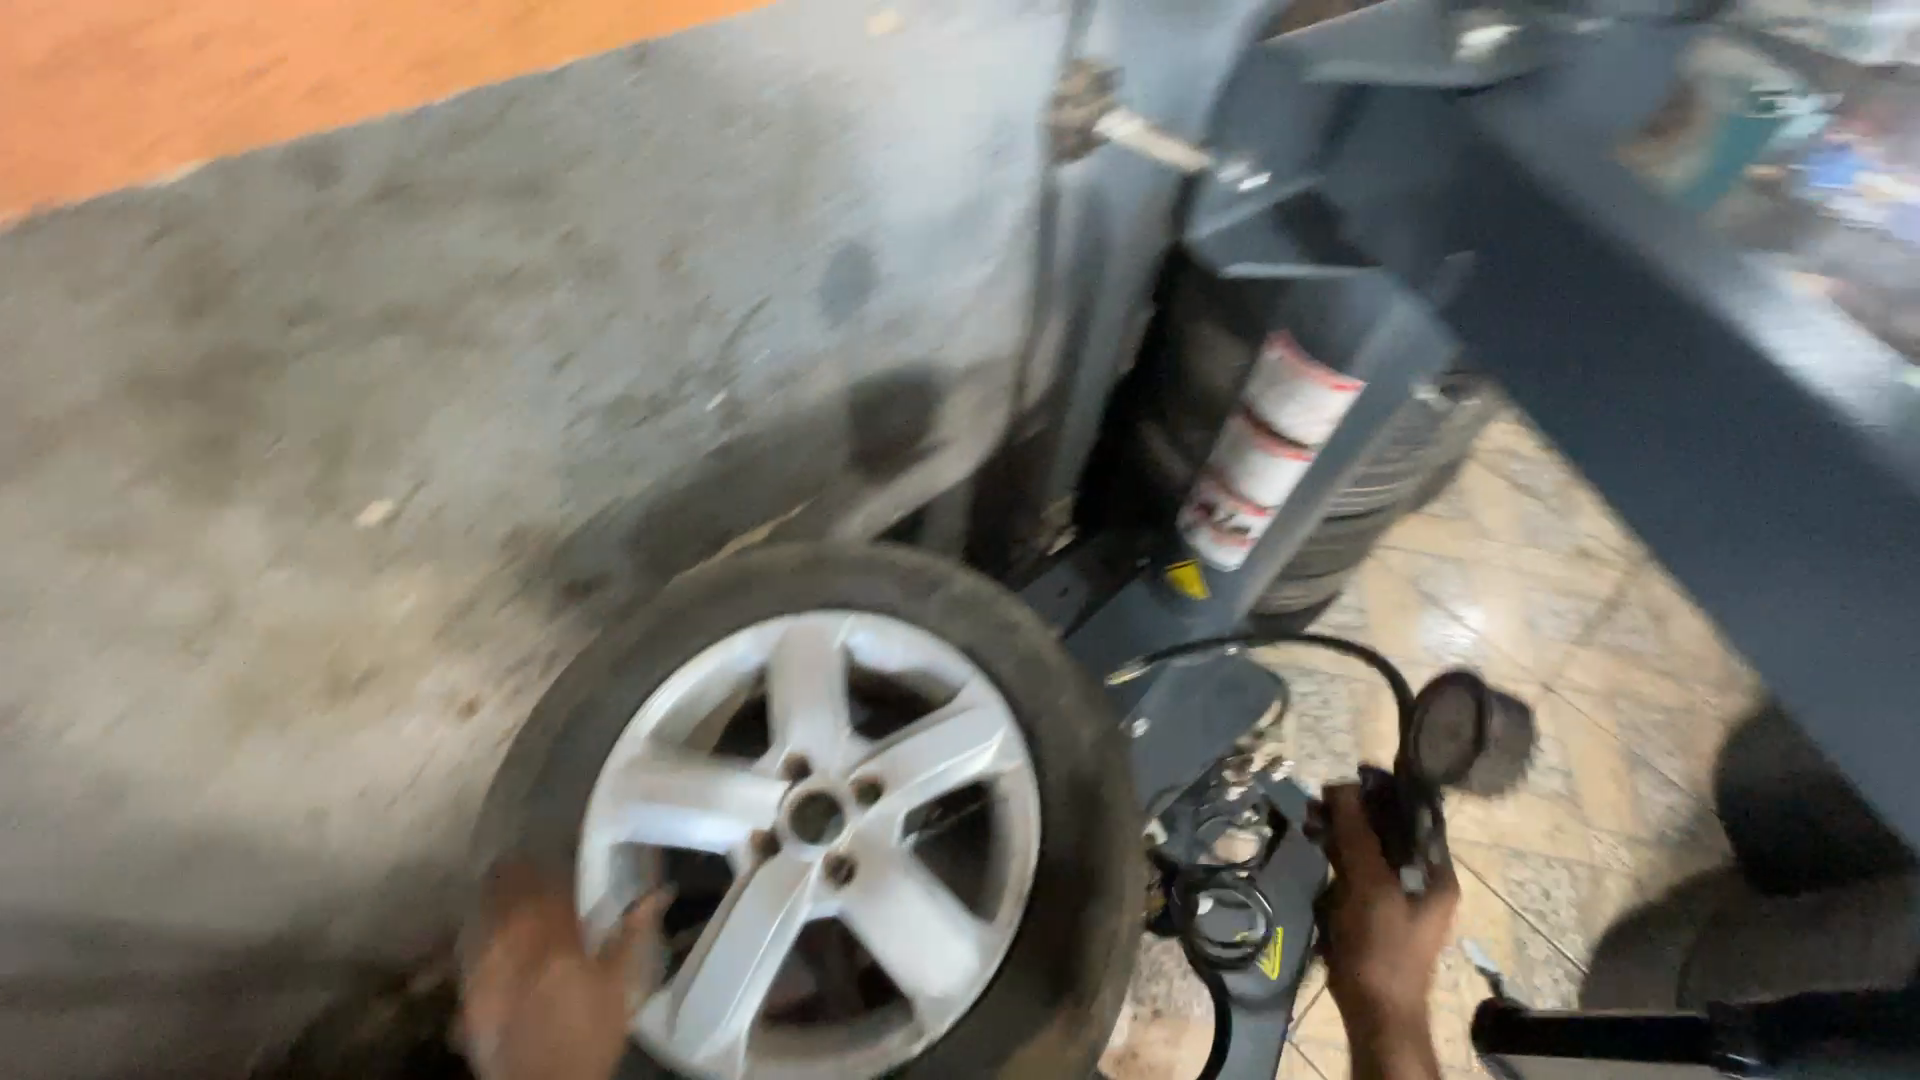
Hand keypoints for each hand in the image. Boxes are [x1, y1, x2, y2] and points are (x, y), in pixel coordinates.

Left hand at [459, 859, 669, 1079]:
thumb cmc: (591, 1034)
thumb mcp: (620, 984)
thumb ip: (632, 933)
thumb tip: (660, 892)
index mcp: (556, 942)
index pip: (545, 889)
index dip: (545, 867)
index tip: (551, 854)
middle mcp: (515, 952)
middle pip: (506, 899)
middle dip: (513, 877)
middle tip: (522, 862)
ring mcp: (486, 976)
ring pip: (482, 921)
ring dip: (492, 901)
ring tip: (503, 889)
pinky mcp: (468, 1001)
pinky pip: (469, 952)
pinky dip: (478, 934)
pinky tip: (486, 933)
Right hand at [1315, 782, 1457, 1078]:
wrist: (1373, 1010)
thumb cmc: (1381, 948)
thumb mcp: (1370, 885)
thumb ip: (1358, 834)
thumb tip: (1341, 785)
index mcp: (1436, 873)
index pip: (1415, 816)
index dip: (1386, 792)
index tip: (1352, 774)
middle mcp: (1420, 878)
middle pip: (1387, 828)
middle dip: (1355, 810)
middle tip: (1320, 797)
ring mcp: (1394, 893)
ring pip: (1367, 846)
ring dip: (1340, 828)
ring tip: (1310, 816)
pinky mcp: (1369, 905)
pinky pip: (1354, 866)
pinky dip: (1335, 851)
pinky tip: (1313, 841)